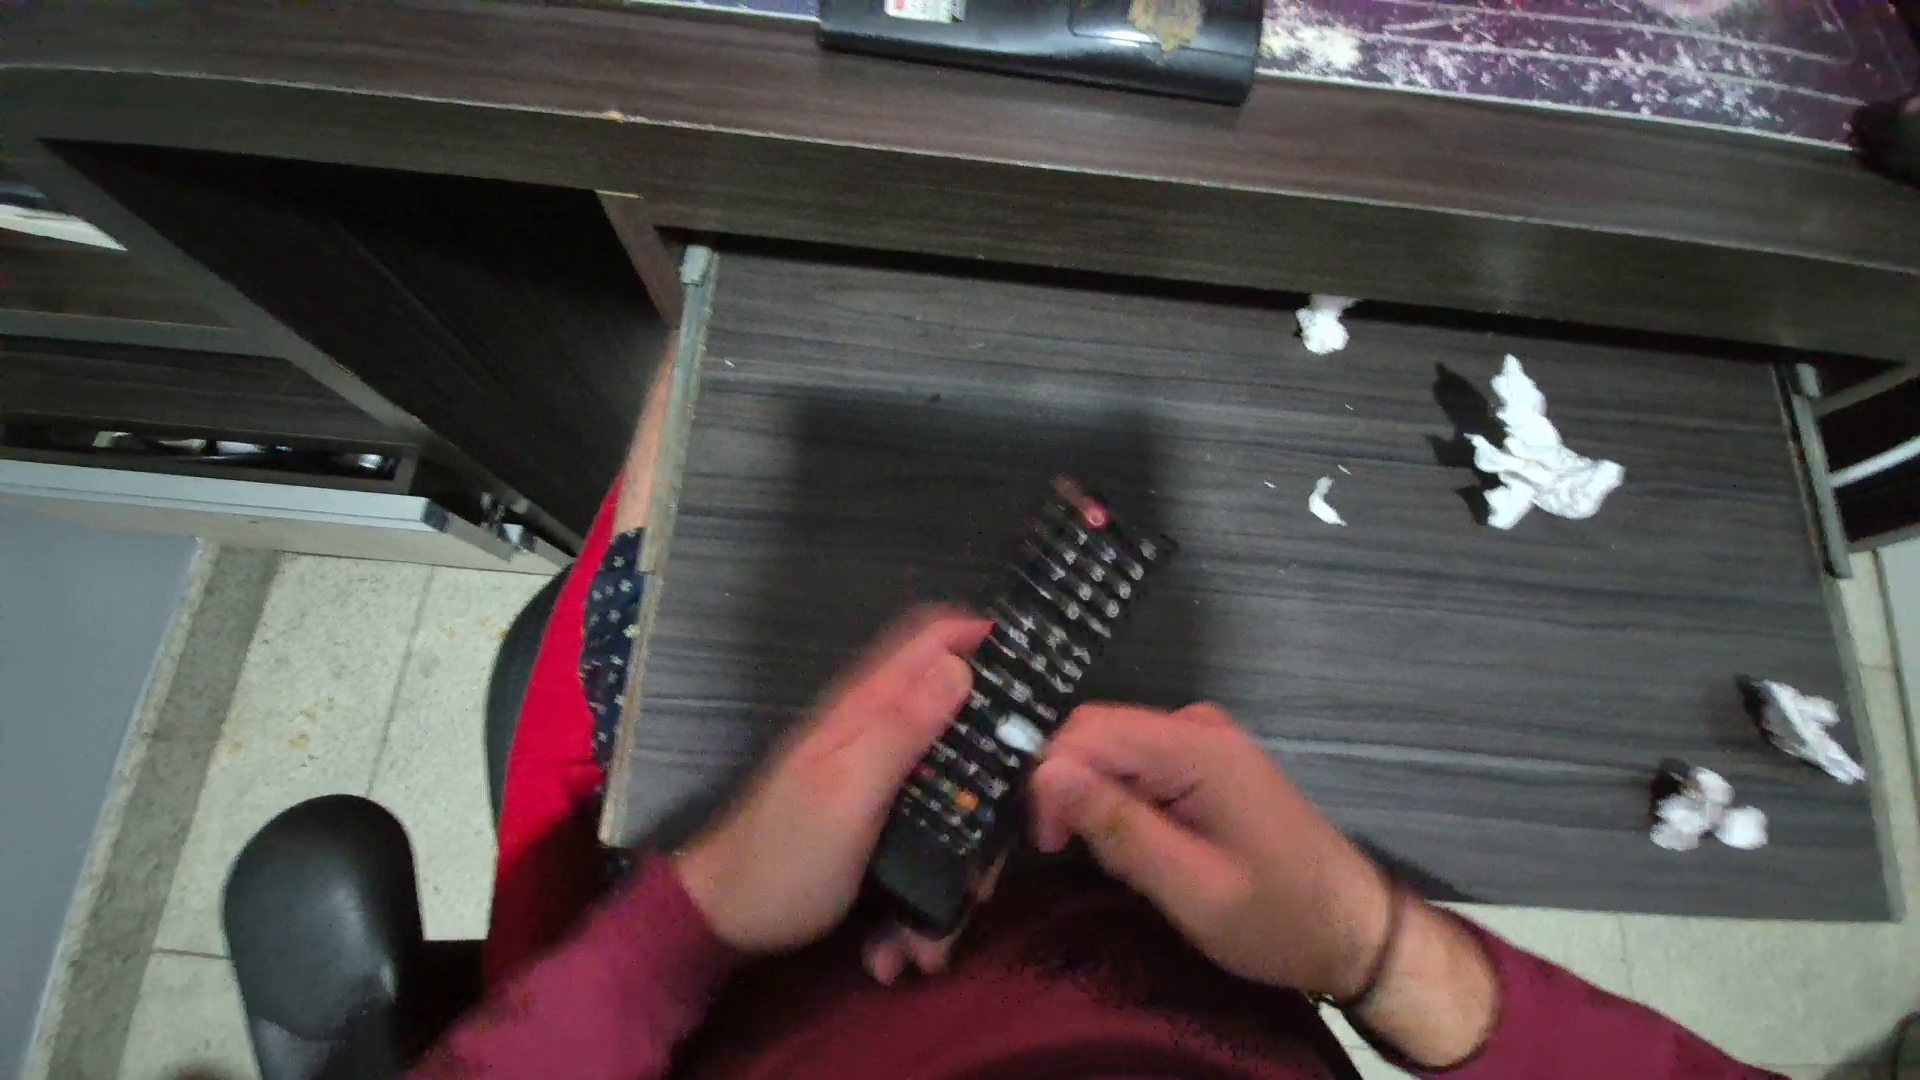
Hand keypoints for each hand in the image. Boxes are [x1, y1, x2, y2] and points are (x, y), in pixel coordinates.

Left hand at [673, 607, 990, 953]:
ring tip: (974, 878)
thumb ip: (902, 728)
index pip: (927, 637)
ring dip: (967, 808)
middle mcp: (874, 722)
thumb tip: (958, 665)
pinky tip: (945, 892)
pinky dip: (943, 837)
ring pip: (945, 756)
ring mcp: (874, 762)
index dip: (977, 633)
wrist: (727, 916)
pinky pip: (928, 800)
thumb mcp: (849, 792)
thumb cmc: (787, 855)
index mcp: (867, 705)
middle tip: (1021, 788)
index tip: (1031, 662)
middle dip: (988, 737)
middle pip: (950, 696)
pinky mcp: (875, 800)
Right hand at [1031, 703, 1497, 1066]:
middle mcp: (1195, 725)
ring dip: (1100, 799)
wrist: (1357, 930)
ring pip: (1114, 748)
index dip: (1052, 779)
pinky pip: (1139, 760)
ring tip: (1127, 860)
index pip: (1088, 731)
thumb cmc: (1276, 918)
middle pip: (1099, 733)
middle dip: (1073, 790)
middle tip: (1079, 854)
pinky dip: (1125, 799)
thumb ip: (1116, 825)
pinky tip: (1146, 841)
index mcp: (1195, 748)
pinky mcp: (1206, 756)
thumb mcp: (1190, 887)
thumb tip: (1045, 773)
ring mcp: (1203, 737)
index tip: (1052, 842)